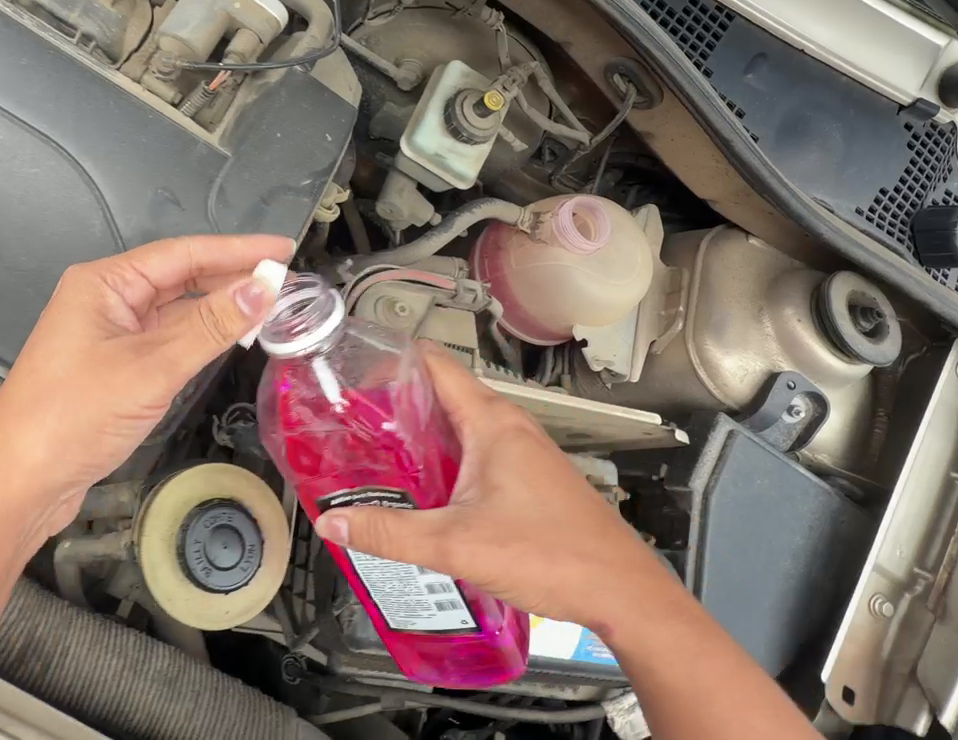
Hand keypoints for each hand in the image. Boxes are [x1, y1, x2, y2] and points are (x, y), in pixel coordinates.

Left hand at [0, 234, 292, 540]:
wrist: (20, 483)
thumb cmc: (72, 417)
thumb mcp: (151, 368)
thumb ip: (211, 326)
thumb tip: (263, 287)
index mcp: (104, 282)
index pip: (182, 253)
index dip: (237, 250)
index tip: (282, 250)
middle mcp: (106, 299)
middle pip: (180, 277)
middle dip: (231, 277)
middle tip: (286, 281)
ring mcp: (109, 333)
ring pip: (175, 310)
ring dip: (218, 309)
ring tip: (269, 306)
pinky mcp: (115, 365)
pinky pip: (167, 338)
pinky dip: (200, 337)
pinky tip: (229, 338)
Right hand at [311, 344, 682, 635]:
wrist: (624, 593)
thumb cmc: (552, 555)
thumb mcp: (456, 545)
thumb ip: (390, 533)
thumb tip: (334, 522)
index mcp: (490, 421)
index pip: (433, 362)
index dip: (390, 362)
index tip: (355, 380)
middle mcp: (508, 425)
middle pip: (441, 392)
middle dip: (396, 404)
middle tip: (357, 426)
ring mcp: (522, 449)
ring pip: (459, 424)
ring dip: (421, 435)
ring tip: (381, 457)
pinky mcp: (529, 475)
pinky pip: (477, 449)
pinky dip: (446, 458)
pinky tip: (426, 492)